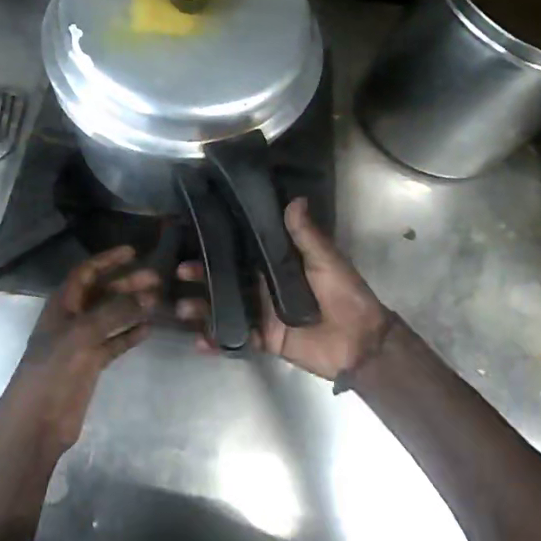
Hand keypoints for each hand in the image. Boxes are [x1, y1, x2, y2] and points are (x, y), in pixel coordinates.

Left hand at [2, 245, 159, 453]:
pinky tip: (149, 329)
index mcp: (62, 303)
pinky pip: (115, 341)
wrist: (38, 418)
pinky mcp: (92, 363)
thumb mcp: (82, 333)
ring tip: (157, 300)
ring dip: (132, 307)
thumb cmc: (53, 367)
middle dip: (126, 284)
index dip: (107, 260)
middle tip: (155, 279)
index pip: (86, 272)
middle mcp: (73, 317)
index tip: (132, 252)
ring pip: (111, 316)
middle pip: (102, 293)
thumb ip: (114, 313)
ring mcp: (83, 341)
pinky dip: (130, 334)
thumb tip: (148, 297)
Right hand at [177, 197, 390, 379]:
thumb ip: (306, 235)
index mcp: (277, 264)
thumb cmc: (344, 293)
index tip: (196, 235)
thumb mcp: (326, 260)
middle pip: (227, 278)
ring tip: (182, 309)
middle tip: (180, 271)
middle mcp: (265, 286)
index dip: (220, 244)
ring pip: (226, 307)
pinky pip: (237, 338)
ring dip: (203, 308)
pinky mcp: (265, 339)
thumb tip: (296, 199)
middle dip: (202, 275)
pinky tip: (198, 342)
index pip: (243, 250)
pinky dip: (217, 341)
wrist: (360, 341)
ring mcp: (262, 313)